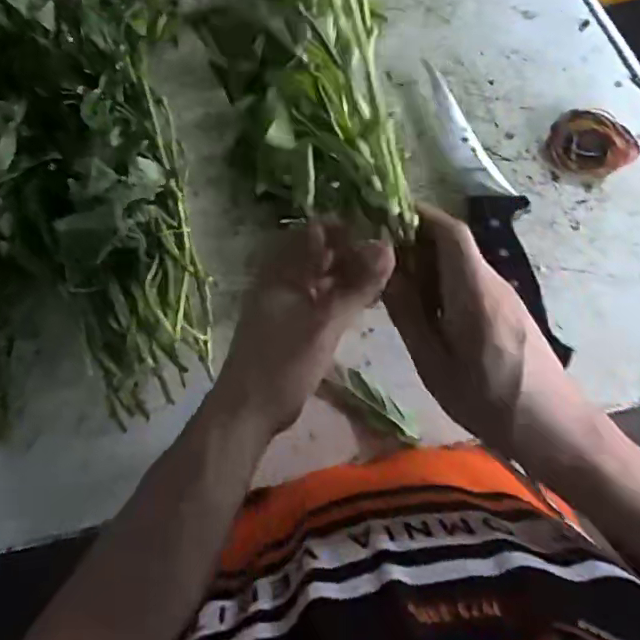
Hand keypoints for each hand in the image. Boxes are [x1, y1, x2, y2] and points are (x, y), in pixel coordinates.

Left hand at [213, 221, 394, 436]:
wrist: (249, 410)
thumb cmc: (284, 361)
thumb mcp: (326, 322)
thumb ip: (358, 285)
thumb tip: (388, 247)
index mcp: (281, 268)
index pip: (317, 230)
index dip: (349, 229)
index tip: (383, 235)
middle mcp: (282, 278)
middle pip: (321, 252)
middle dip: (354, 252)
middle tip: (390, 261)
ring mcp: (287, 300)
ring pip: (323, 276)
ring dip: (351, 275)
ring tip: (385, 280)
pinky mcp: (293, 322)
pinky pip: (321, 298)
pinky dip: (342, 296)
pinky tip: (366, 303)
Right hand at [384, 205, 603, 469]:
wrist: (554, 427)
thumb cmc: (489, 401)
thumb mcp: (434, 363)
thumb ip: (408, 314)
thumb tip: (386, 273)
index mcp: (473, 290)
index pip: (450, 231)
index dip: (419, 215)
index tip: (385, 215)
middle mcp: (493, 282)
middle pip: (453, 243)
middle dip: (415, 240)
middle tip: (378, 258)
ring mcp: (505, 295)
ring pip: (461, 262)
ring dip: (428, 264)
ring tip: (396, 286)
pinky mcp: (509, 310)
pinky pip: (470, 280)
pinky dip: (444, 282)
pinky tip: (426, 310)